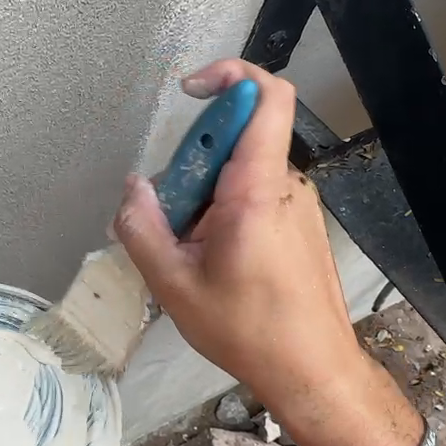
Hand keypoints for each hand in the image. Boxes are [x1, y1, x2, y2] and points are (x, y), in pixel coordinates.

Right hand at [114, 59, 419, 445]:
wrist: (312, 371)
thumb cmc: (245, 330)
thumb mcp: (172, 284)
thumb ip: (141, 228)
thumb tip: (133, 188)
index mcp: (257, 191)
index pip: (266, 99)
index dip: (231, 75)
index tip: (190, 92)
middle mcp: (285, 188)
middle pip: (238, 138)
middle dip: (192, 161)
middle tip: (167, 217)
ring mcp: (297, 207)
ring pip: (241, 172)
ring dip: (202, 195)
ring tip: (186, 252)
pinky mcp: (300, 227)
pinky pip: (254, 197)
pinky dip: (221, 213)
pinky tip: (209, 262)